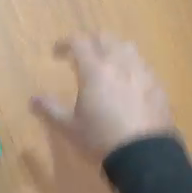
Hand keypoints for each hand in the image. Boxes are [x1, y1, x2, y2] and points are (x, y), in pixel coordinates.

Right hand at [32, 32, 174, 157]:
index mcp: (95, 70)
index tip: (56, 53)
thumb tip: (33, 99)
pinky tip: (127, 83)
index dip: (65, 43)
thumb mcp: (69, 127)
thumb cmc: (100, 138)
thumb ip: (50, 109)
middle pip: (105, 37)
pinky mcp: (158, 85)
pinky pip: (142, 65)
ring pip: (127, 47)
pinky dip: (130, 66)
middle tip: (81, 55)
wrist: (144, 155)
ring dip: (113, 49)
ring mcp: (142, 72)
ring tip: (107, 65)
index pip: (79, 42)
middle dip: (90, 41)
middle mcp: (120, 63)